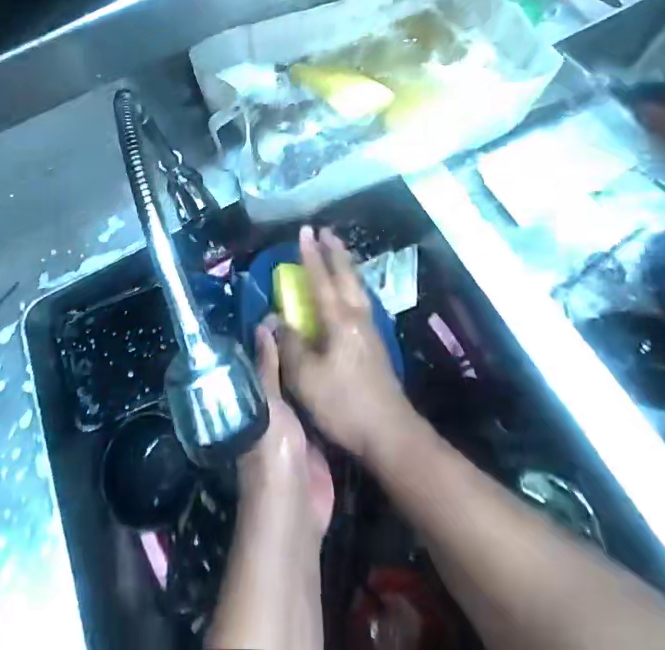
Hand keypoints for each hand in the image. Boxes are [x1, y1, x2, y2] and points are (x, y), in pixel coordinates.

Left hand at [237, 319, 334, 539]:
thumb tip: (262, 327)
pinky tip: (346, 379)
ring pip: (308, 399)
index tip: (293, 314)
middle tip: (323, 323)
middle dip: (301, 358)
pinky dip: (332, 403)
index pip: (265, 364)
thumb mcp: (266, 402)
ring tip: (336, 341)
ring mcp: (298, 432)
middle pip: (288, 380)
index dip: (276, 342)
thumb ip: (267, 368)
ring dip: (318, 379)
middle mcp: (275, 414)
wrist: (295, 503)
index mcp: (255, 401)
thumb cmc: (271, 448)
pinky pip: (324, 419)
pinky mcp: (319, 448)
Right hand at [275, 225, 417, 462]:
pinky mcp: (374, 347)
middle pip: (346, 277)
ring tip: (337, 255)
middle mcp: (357, 318)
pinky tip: (348, 295)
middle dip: (335, 253)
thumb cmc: (344, 404)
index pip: (322, 280)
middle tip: (326, 232)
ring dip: (345, 268)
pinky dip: (350, 287)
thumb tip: (275, 318)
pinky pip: (360, 303)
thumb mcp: (306, 377)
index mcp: (339, 321)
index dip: (311, 255)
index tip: (305, 231)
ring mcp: (370, 332)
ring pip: (357, 289)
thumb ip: (288, 344)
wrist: (389, 433)